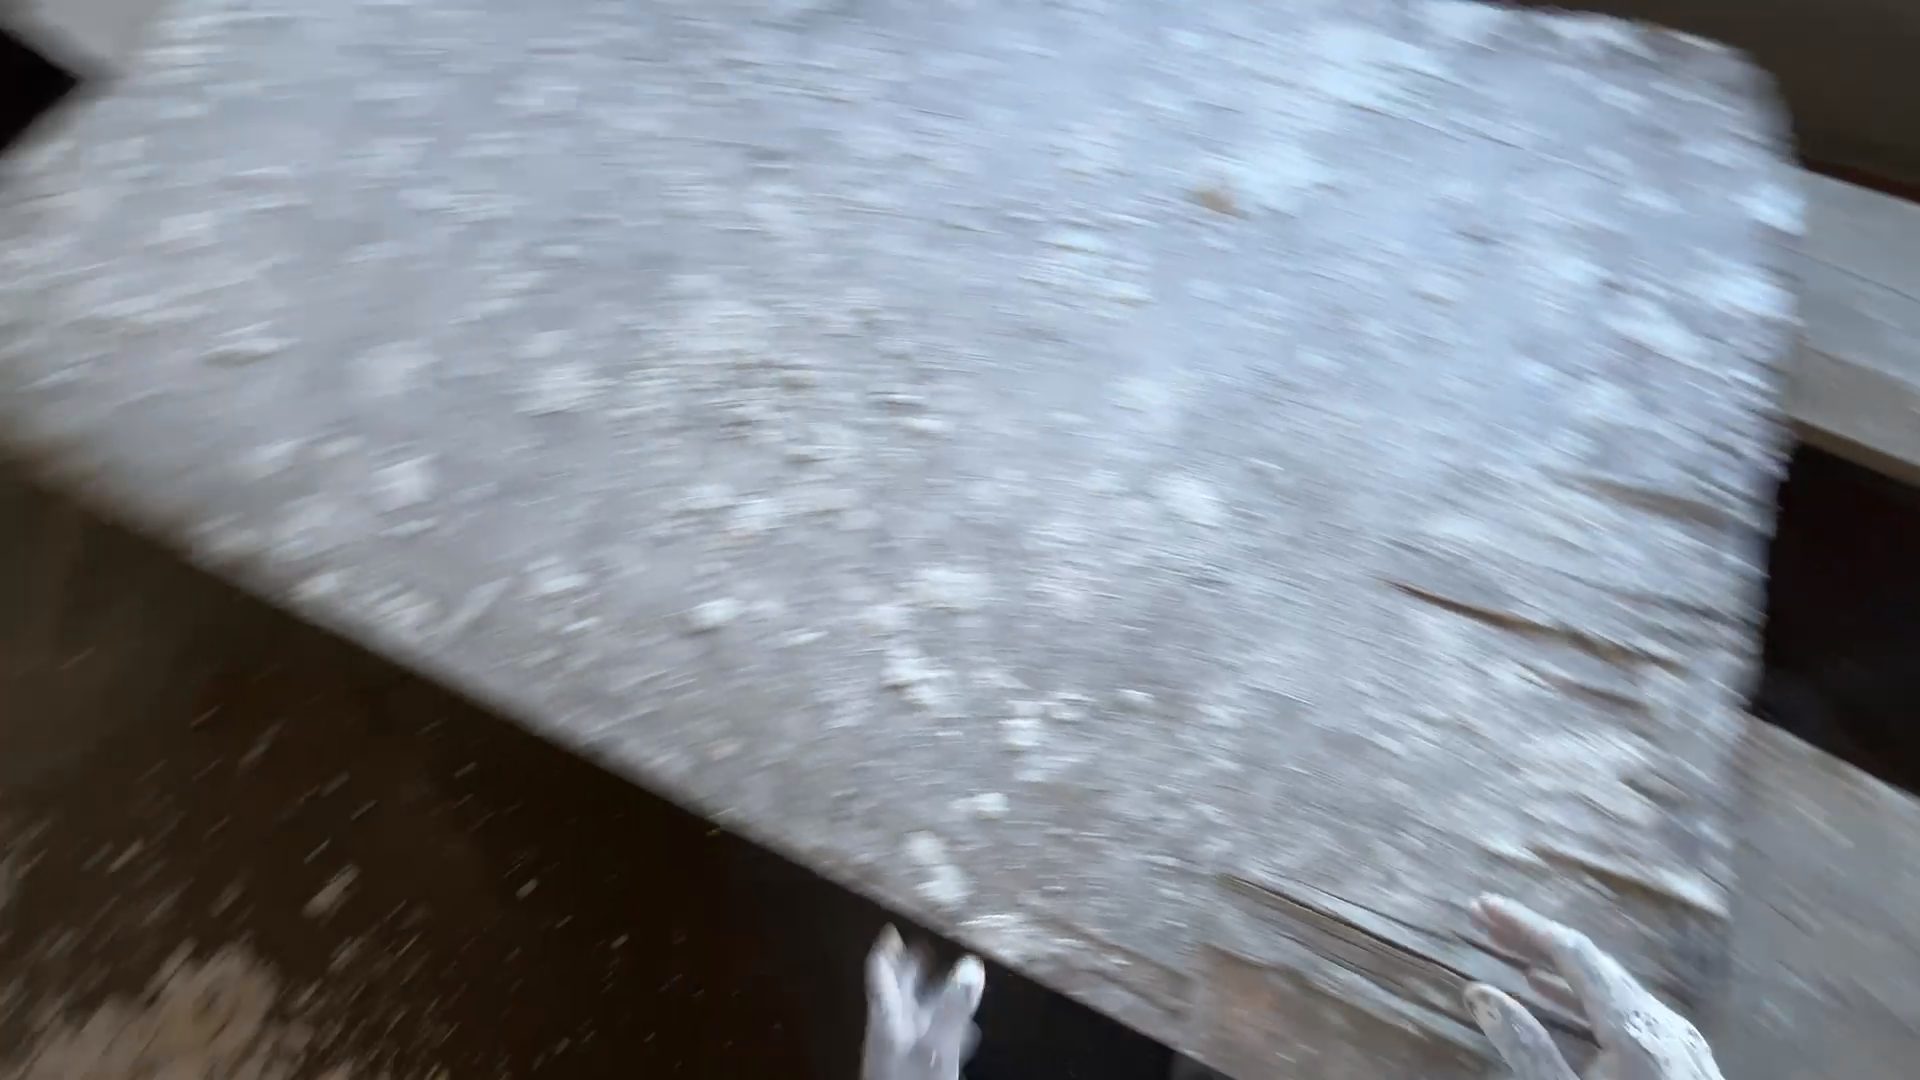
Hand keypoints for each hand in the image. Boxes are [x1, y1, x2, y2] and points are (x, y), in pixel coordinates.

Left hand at [862, 925, 984, 1079]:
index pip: (881, 976)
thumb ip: (953, 1007)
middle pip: (897, 995)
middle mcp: (890, 1034)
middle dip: (912, 972)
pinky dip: (942, 1029)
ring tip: (950, 986)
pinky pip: (926, 1043)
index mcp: (888, 1019)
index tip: (893, 931)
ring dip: (930, 1000)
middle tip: (925, 949)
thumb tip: (972, 962)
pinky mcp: (912, 1076)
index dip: (887, 952)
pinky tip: (963, 1034)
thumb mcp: (936, 1047)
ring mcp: (899, 1057)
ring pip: (913, 1019)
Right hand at [1462, 896, 1721, 1079]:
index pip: (1572, 952)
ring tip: (1507, 951)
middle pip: (1591, 961)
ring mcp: (1681, 1045)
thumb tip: (1479, 990)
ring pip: (1607, 983)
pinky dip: (1578, 991)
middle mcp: (1664, 1026)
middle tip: (1483, 919)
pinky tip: (1549, 993)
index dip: (1523, 923)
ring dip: (1552, 962)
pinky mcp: (1684, 1065)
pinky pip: (1623, 1007)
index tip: (1480, 904)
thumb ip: (1527, 1049)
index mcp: (1638, 1030)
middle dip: (1533, 936)